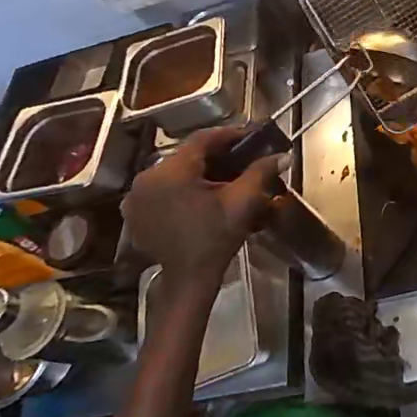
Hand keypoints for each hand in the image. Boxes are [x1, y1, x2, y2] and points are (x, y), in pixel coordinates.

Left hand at [123, 125, 283, 280]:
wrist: (188, 280)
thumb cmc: (215, 240)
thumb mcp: (240, 204)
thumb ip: (260, 173)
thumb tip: (282, 155)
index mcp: (172, 170)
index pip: (202, 139)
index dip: (228, 135)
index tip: (248, 136)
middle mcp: (148, 176)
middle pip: (186, 156)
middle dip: (214, 157)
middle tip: (238, 161)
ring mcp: (136, 195)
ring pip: (173, 172)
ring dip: (196, 173)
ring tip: (220, 180)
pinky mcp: (133, 211)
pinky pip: (160, 189)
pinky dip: (178, 189)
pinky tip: (196, 198)